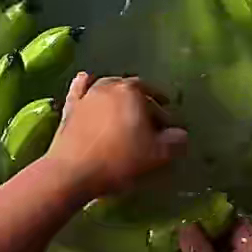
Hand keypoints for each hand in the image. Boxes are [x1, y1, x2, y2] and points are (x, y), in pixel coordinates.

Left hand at [40, 73, 187, 199]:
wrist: (73, 172)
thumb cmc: (119, 161)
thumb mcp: (156, 156)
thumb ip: (174, 142)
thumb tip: (181, 134)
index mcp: (134, 92)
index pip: (155, 101)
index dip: (164, 116)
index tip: (167, 131)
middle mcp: (111, 86)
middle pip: (133, 90)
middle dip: (144, 103)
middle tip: (151, 120)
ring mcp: (88, 95)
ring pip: (108, 86)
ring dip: (119, 93)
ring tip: (126, 105)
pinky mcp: (70, 107)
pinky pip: (80, 89)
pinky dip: (86, 84)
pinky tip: (87, 79)